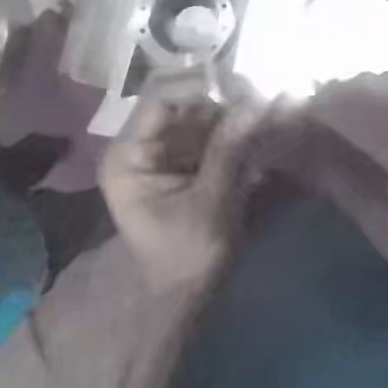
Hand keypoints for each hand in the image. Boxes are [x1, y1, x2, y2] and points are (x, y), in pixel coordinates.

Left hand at [101, 72, 265, 289]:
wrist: (185, 299)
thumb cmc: (187, 256)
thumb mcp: (210, 202)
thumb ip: (227, 150)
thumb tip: (252, 105)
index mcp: (126, 157)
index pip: (159, 103)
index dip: (198, 90)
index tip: (239, 88)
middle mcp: (137, 148)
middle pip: (181, 108)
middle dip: (219, 106)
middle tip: (259, 103)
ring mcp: (158, 155)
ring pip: (197, 119)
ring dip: (228, 119)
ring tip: (261, 117)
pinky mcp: (179, 164)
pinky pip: (204, 136)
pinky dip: (228, 135)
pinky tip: (254, 134)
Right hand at [281, 75, 387, 277]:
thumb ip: (350, 197)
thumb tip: (313, 168)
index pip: (348, 110)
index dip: (317, 107)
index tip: (295, 115)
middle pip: (362, 88)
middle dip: (330, 93)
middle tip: (306, 108)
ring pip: (382, 83)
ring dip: (351, 89)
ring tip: (329, 105)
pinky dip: (374, 90)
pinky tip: (364, 104)